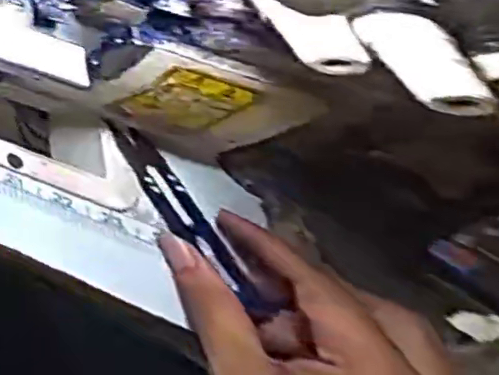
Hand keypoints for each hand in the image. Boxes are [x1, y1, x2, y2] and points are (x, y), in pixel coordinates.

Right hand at [163, 211, 451, 374]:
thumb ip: (213, 309)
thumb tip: (179, 247)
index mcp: (380, 369)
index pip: (318, 282)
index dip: (267, 245)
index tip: (224, 221)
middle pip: (374, 307)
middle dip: (305, 285)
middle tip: (247, 280)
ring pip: (396, 338)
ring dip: (328, 319)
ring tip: (273, 333)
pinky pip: (401, 366)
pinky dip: (349, 349)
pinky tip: (305, 364)